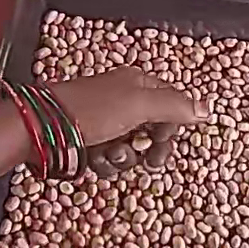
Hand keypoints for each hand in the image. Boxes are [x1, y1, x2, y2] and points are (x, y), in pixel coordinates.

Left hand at [49, 67, 201, 174]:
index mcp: (137, 83)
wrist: (43, 128)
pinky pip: (111, 160)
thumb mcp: (139, 104)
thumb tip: (205, 109)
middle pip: (154, 130)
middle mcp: (123, 101)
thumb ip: (175, 106)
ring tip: (109, 154)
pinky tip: (94, 159)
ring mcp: (106, 123)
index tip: (166, 139)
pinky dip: (105, 164)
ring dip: (124, 158)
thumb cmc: (91, 110)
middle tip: (148, 159)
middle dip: (150, 147)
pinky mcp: (91, 143)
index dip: (173, 124)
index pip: (172, 103)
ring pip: (132, 149)